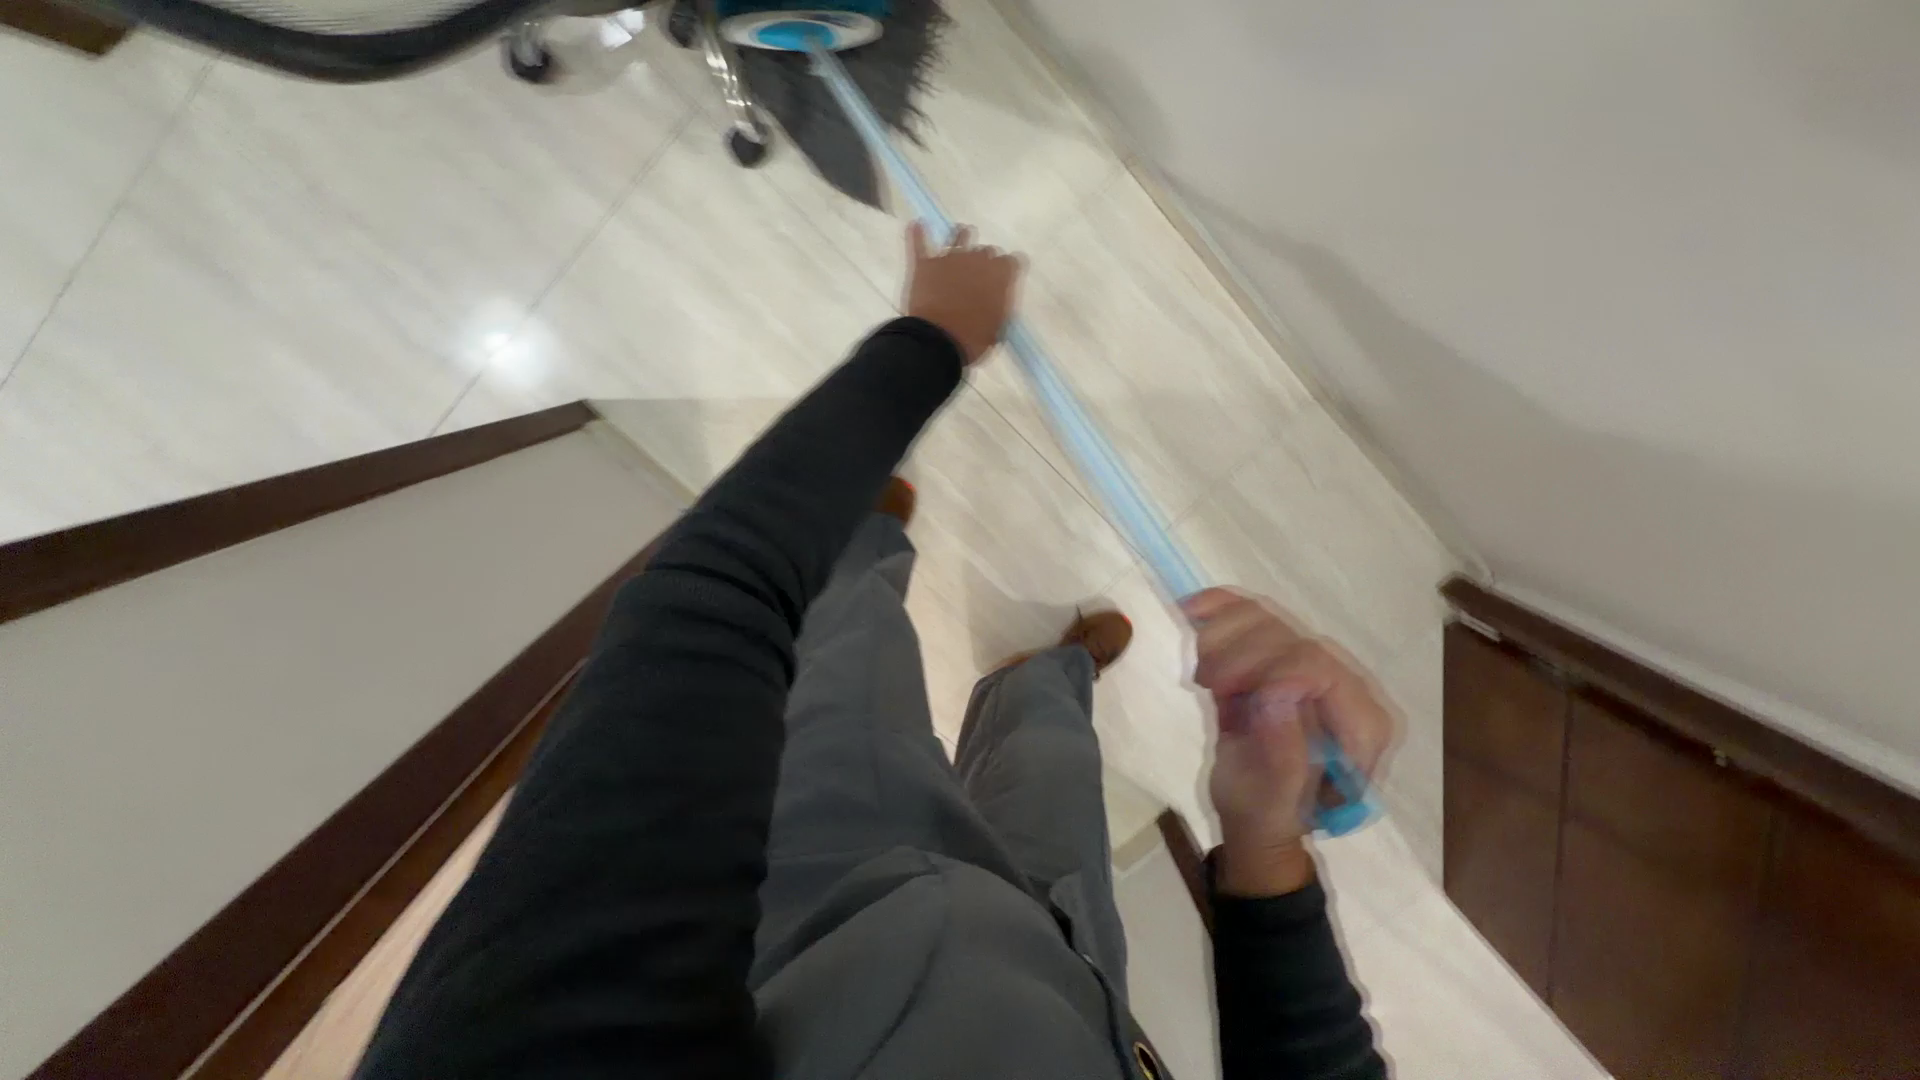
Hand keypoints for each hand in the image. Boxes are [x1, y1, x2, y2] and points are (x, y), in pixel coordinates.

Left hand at [903, 221, 1020, 365]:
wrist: (937, 342)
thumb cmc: (972, 340)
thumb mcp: (998, 328)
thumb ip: (1000, 305)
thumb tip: (998, 299)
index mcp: (1000, 275)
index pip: (1011, 261)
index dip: (1007, 270)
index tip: (1003, 280)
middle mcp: (978, 259)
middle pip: (985, 251)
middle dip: (983, 261)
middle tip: (976, 277)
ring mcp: (950, 258)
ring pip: (959, 235)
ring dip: (962, 237)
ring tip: (960, 239)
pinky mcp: (925, 263)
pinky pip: (919, 242)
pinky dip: (917, 233)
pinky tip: (918, 225)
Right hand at [1182, 588, 1394, 895]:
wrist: (1256, 813)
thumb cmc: (1270, 812)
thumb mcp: (1276, 797)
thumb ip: (1285, 750)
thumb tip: (1276, 694)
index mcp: (1360, 724)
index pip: (1322, 669)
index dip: (1272, 668)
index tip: (1224, 691)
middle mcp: (1343, 685)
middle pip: (1289, 638)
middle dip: (1238, 656)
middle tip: (1208, 686)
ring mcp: (1307, 663)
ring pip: (1266, 619)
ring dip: (1222, 638)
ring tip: (1206, 678)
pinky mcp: (1274, 653)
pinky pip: (1249, 614)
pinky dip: (1219, 606)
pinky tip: (1193, 611)